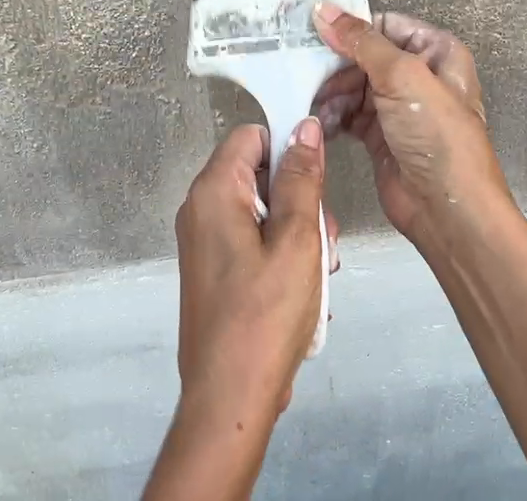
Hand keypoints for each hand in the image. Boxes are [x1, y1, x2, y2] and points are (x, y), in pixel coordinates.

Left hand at [173, 119, 331, 419]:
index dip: (288, 146)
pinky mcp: (216, 272)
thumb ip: (301, 179)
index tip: (320, 178)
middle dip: (300, 200)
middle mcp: (201, 210)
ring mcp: (206, 244)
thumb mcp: (296, 239)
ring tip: (321, 272)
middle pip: (259, 175)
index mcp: (212, 192)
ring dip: (299, 234)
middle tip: (325, 238)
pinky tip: (307, 290)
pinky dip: (283, 257)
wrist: (230, 397)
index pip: (251, 136)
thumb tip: (305, 128)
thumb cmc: (265, 314)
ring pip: (263, 212)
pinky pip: (255, 243)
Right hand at [311, 5, 513, 248]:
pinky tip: (320, 122)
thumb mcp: (401, 76)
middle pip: (364, 56)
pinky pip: (349, 115)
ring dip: (331, 94)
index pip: (385, 25)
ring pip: (353, 86)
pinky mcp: (381, 135)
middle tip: (307, 72)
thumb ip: (362, 41)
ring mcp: (399, 107)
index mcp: (437, 52)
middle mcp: (419, 76)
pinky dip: (333, 116)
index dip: (352, 28)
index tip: (315, 30)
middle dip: (336, 66)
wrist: (448, 209)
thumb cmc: (440, 139)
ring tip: (315, 105)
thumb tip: (326, 12)